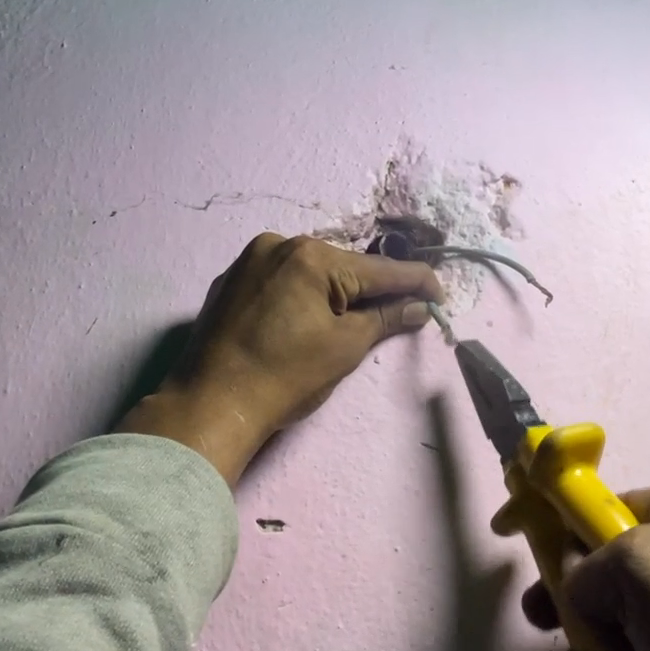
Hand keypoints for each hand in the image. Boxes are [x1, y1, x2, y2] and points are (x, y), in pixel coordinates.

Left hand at [118, 233, 441, 485]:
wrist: (209, 405)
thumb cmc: (284, 378)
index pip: (378, 269)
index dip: (415, 282)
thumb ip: (385, 319)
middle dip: (370, 290)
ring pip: (308, 273)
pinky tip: (304, 323)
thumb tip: (418, 307)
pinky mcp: (228, 283)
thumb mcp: (345, 348)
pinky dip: (299, 297)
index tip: (440, 292)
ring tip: (348, 324)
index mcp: (310, 256)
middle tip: (398, 313)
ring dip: (333, 293)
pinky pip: (278, 282)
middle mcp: (277, 245)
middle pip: (342, 267)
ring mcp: (248, 261)